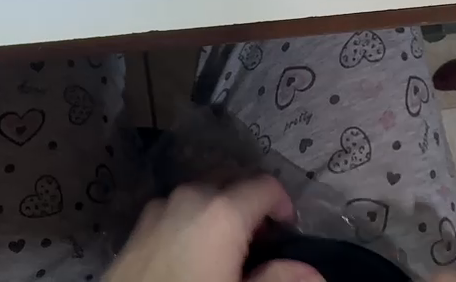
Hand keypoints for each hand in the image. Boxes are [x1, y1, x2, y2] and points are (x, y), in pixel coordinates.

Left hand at [105, 176, 320, 281]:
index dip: (284, 206)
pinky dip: (196, 219)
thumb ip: (279, 281)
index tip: (292, 234)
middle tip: (265, 246)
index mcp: (222, 209)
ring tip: (232, 252)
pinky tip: (196, 254)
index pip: (265, 186)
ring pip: (204, 194)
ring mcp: (161, 204)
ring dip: (223, 212)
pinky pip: (179, 208)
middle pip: (232, 183)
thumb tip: (314, 272)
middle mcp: (191, 194)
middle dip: (252, 207)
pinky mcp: (141, 222)